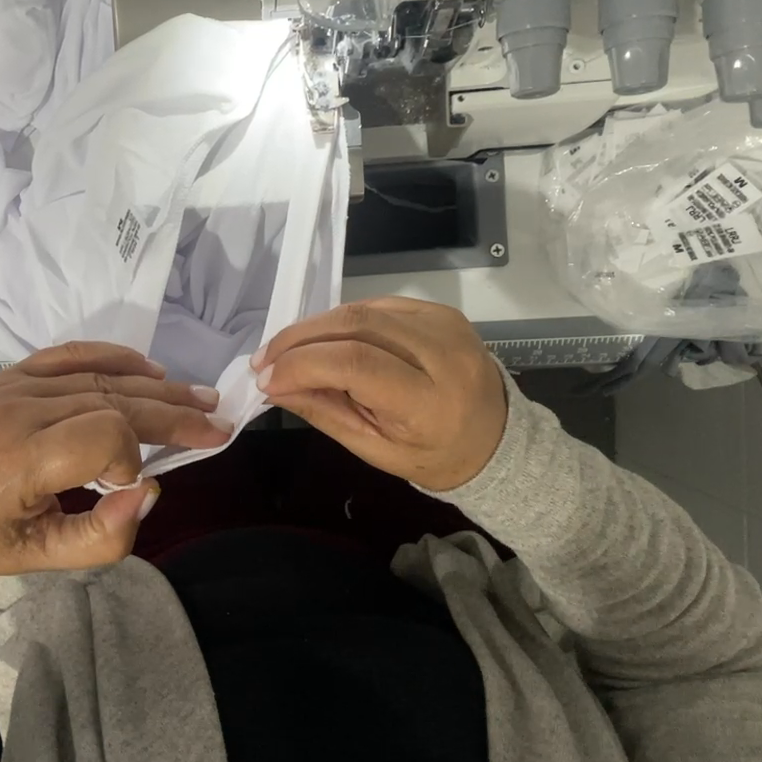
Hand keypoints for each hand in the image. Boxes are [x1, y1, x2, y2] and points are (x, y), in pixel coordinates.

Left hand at [0, 342, 231, 575]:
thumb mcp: (35, 559)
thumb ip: (101, 538)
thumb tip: (149, 491)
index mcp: (18, 461)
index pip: (103, 435)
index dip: (131, 459)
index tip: (128, 487)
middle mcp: (18, 411)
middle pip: (113, 399)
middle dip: (172, 414)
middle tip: (218, 423)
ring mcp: (13, 384)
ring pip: (100, 377)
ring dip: (156, 388)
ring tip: (200, 399)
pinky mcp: (11, 373)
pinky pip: (71, 355)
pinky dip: (115, 358)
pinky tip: (150, 369)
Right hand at [254, 296, 506, 490]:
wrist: (497, 439)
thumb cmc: (433, 455)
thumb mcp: (374, 449)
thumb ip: (324, 411)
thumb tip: (273, 385)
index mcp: (430, 400)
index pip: (355, 363)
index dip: (303, 364)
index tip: (266, 379)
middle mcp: (443, 353)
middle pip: (355, 325)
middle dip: (299, 338)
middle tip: (264, 358)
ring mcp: (445, 325)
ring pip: (362, 309)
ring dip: (314, 326)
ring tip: (284, 349)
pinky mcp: (441, 312)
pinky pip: (378, 306)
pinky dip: (342, 320)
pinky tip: (322, 338)